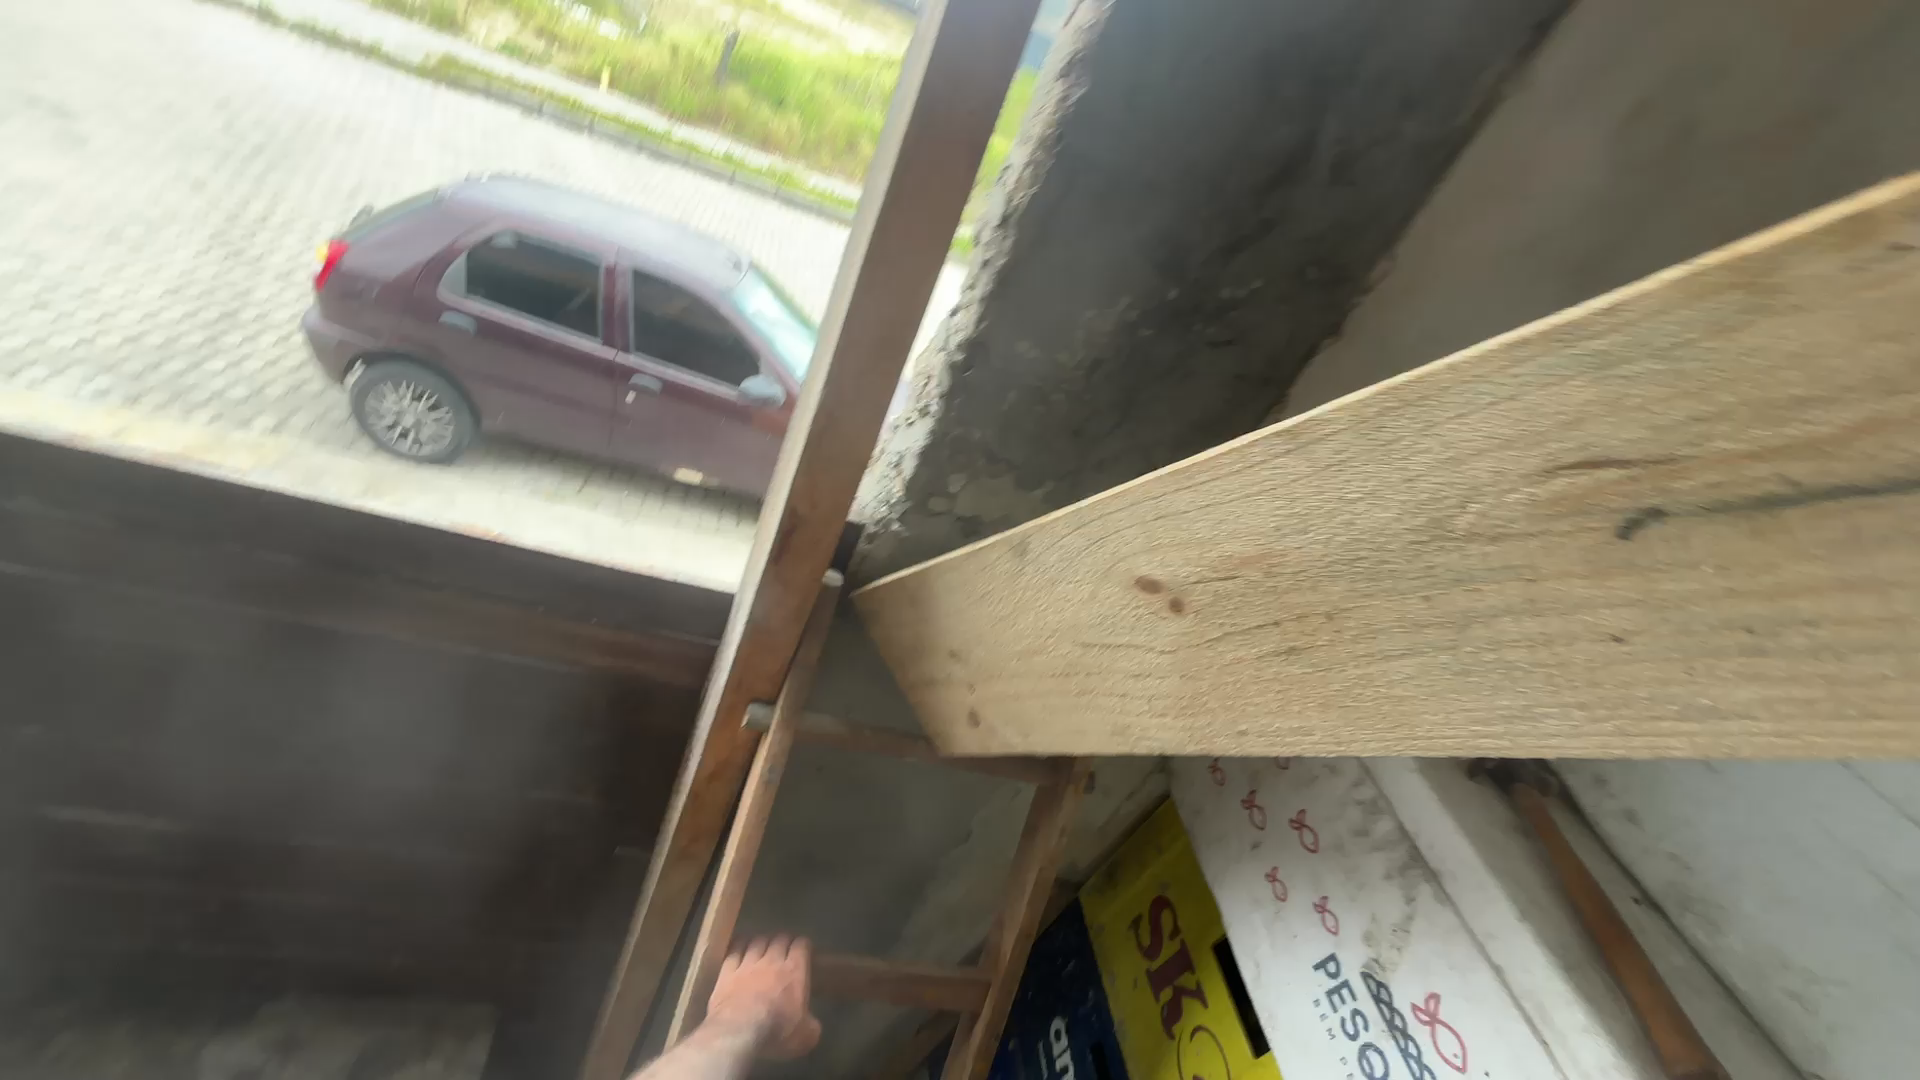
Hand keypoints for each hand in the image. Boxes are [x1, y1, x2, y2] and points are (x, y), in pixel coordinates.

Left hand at [706, 934, 821, 1060]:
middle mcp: (772, 960)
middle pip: (779, 939)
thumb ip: (811, 1026)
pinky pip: (734, 951)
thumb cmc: (776, 1031)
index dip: (803, 946)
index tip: (803, 951)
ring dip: (761, 942)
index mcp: (794, 971)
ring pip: (757, 942)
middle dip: (783, 941)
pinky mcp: (727, 972)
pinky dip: (738, 948)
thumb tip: (813, 1027)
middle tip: (783, 949)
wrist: (738, 1033)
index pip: (802, 945)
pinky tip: (739, 949)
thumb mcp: (804, 1036)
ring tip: (762, 947)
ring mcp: (748, 963)